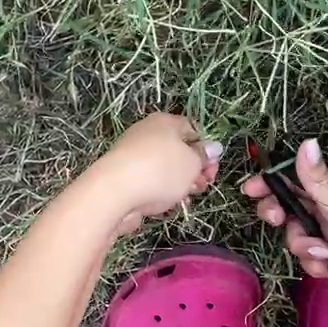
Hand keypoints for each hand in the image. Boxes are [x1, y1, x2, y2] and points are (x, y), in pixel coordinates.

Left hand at [79, 113, 223, 234]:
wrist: (115, 192)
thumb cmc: (161, 171)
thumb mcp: (193, 162)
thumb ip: (204, 155)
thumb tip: (213, 147)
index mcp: (165, 122)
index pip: (192, 129)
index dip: (206, 149)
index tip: (212, 169)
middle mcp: (148, 133)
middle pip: (179, 150)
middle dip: (194, 170)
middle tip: (203, 186)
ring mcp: (134, 155)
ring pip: (165, 168)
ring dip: (179, 183)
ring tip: (184, 197)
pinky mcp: (125, 175)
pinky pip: (150, 180)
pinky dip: (160, 191)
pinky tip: (166, 204)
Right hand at [240, 139, 327, 317]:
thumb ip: (317, 179)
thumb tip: (306, 140)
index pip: (296, 181)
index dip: (271, 184)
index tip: (249, 190)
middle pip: (290, 210)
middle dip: (282, 218)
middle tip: (278, 222)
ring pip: (297, 238)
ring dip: (306, 247)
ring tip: (327, 255)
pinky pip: (310, 260)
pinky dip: (319, 265)